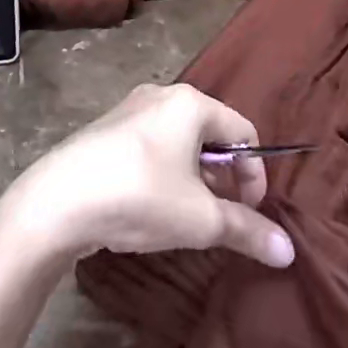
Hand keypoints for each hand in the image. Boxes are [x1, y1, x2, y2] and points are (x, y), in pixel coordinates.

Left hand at [0, 83, 295, 268]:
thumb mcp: (201, 219)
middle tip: (221, 217)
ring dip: (194, 178)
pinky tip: (152, 207)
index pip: (243, 131)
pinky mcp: (104, 131)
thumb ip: (247, 229)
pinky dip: (164, 173)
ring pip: (178, 143)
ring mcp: (127, 111)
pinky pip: (150, 147)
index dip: (254, 174)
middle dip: (223, 177)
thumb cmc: (140, 197)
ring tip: (187, 217)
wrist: (58, 201)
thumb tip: (289, 251)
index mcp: (188, 103)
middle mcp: (158, 96)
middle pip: (210, 134)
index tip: (250, 213)